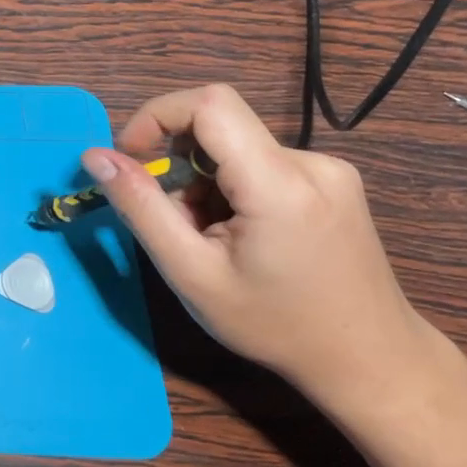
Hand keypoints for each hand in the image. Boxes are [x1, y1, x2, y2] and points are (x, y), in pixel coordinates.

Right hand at [80, 84, 429, 402]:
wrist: (372, 363)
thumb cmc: (275, 325)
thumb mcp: (190, 273)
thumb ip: (140, 207)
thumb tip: (94, 155)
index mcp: (280, 183)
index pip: (210, 104)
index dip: (156, 116)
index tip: (131, 159)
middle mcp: (312, 163)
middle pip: (217, 128)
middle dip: (177, 165)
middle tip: (174, 222)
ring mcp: (328, 171)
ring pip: (233, 148)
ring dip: (201, 183)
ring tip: (210, 239)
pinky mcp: (332, 182)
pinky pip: (258, 162)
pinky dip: (228, 189)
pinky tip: (239, 235)